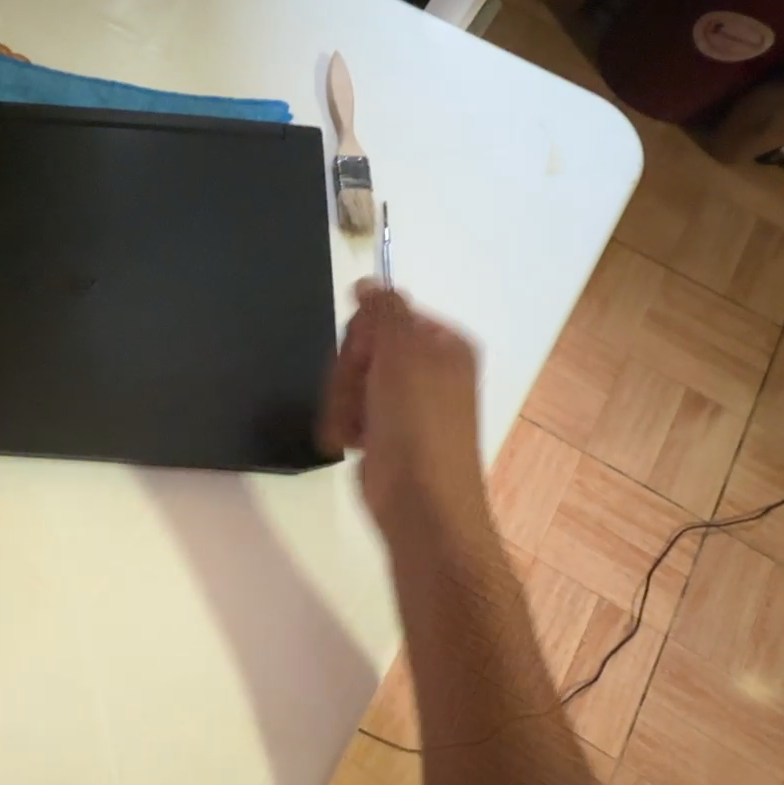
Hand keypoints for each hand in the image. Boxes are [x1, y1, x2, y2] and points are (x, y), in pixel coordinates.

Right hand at [319, 279, 487, 538]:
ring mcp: (405, 404)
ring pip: (349, 383)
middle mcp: (428, 369)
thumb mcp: (403, 357)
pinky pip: (349, 412)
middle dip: (347, 376)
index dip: (361, 339)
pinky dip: (343, 425)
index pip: (383, 317)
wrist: (421, 503)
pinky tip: (350, 442)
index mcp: (443, 344)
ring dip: (340, 404)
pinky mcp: (385, 433)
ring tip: (353, 429)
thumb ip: (385, 312)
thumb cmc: (417, 428)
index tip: (361, 362)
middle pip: (362, 350)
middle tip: (355, 400)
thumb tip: (367, 281)